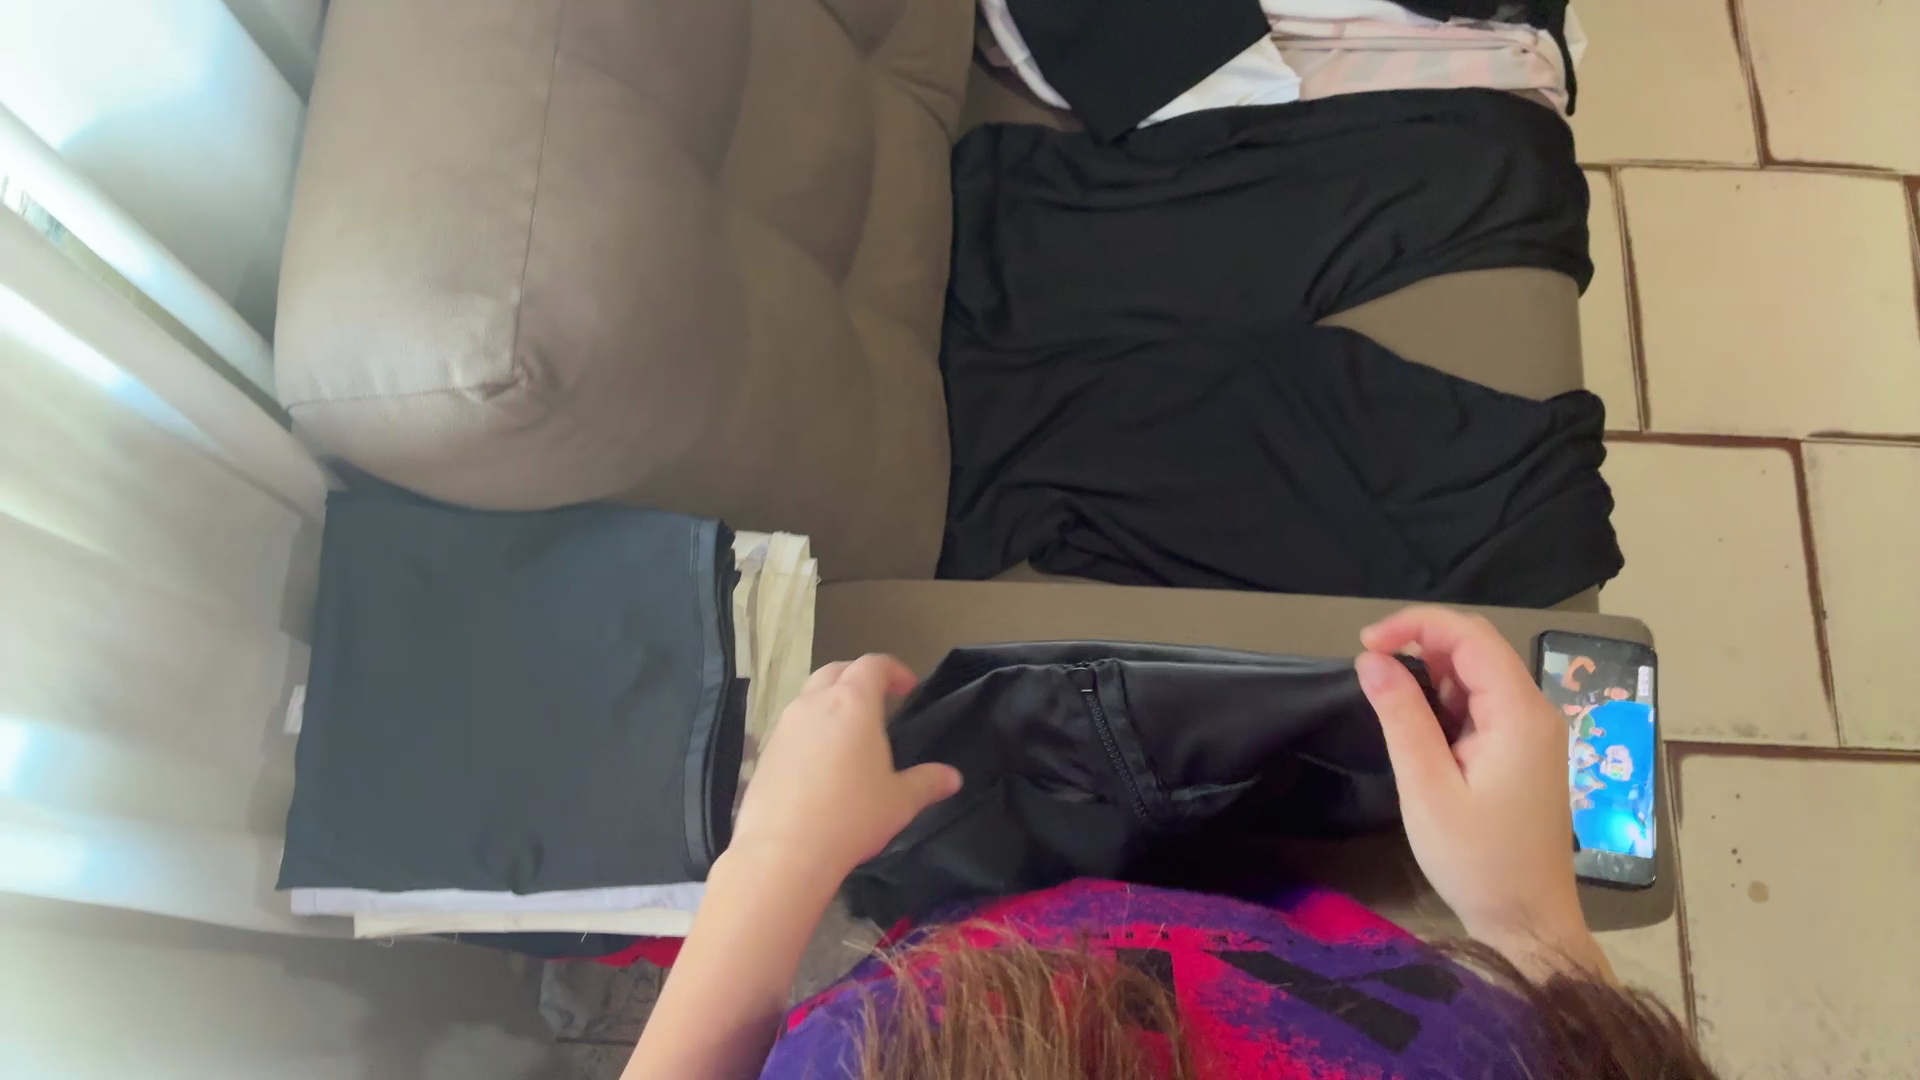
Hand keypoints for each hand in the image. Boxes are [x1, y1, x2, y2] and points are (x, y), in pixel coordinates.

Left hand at [729, 655, 961, 884]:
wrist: (781, 853)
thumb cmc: (851, 817)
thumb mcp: (900, 801)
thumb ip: (927, 782)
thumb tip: (953, 777)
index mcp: (852, 703)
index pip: (873, 664)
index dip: (894, 669)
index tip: (908, 687)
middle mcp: (815, 704)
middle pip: (837, 670)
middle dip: (859, 676)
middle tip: (878, 699)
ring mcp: (785, 726)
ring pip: (810, 695)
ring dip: (832, 700)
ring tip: (849, 730)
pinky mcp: (765, 752)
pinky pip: (792, 726)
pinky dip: (811, 729)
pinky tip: (821, 762)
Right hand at [1355, 607, 1605, 976]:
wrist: (1524, 920)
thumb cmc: (1474, 856)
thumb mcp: (1426, 784)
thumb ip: (1400, 715)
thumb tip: (1369, 658)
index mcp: (1519, 715)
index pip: (1470, 637)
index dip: (1414, 625)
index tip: (1363, 644)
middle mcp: (1532, 712)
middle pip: (1476, 645)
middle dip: (1419, 638)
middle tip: (1367, 660)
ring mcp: (1528, 730)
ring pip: (1475, 669)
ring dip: (1427, 666)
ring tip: (1385, 693)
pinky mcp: (1517, 747)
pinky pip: (1478, 698)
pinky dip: (1440, 692)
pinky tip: (1414, 717)